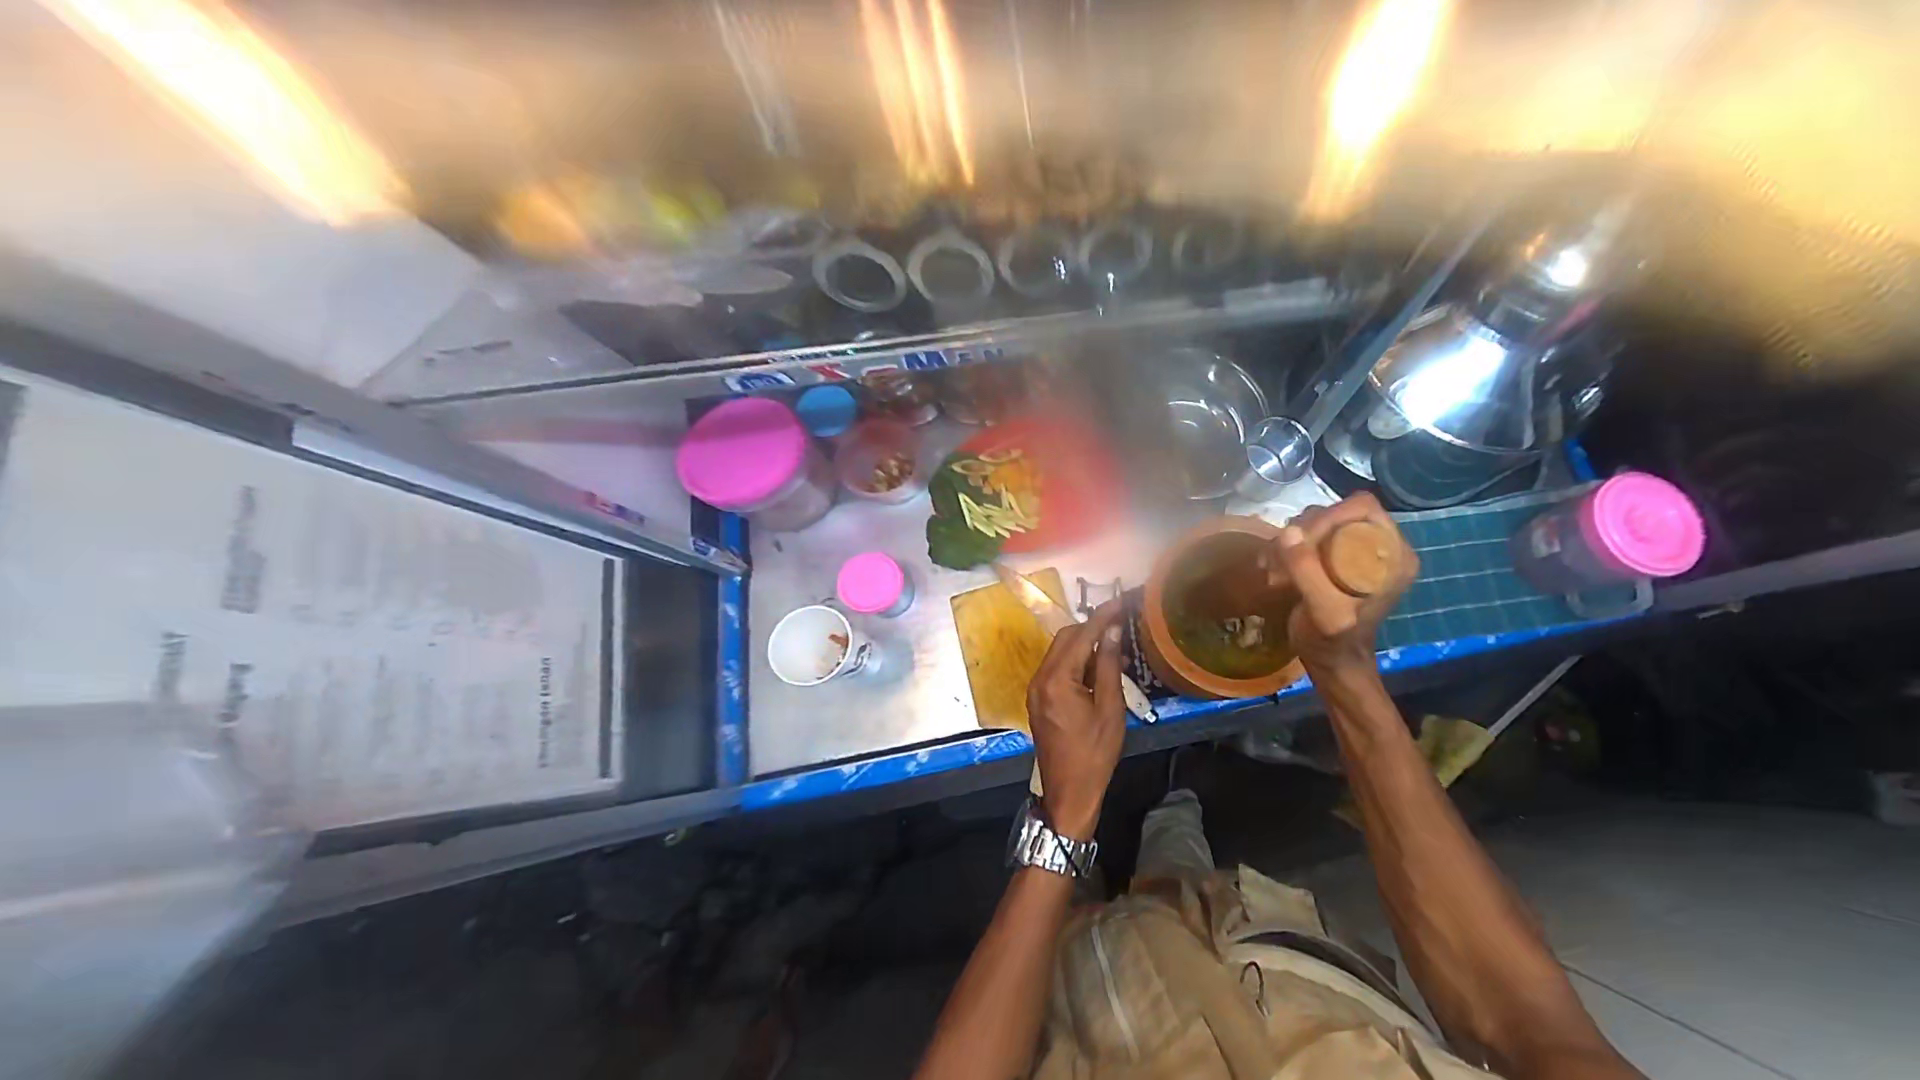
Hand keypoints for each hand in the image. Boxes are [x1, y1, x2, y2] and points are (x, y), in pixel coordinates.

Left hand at [1025, 600, 1126, 841]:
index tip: (1121, 601)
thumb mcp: (1110, 709)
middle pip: (1066, 639)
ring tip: (1116, 651)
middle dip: (1092, 629)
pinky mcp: (1038, 699)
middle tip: (1122, 626)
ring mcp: (1036, 689)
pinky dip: (1076, 663)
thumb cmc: (1094, 753)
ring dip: (1085, 646)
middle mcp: (1040, 678)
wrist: (1068, 790)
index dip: (1102, 616)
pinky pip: (1057, 669)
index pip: (1080, 636)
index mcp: (1056, 679)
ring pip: (1060, 653)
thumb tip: (1112, 631)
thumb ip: (1108, 666)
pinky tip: (1098, 670)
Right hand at [1266, 493, 1418, 676]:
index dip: (1329, 516)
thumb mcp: (1324, 612)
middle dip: (1304, 531)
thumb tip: (1288, 531)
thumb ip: (1308, 572)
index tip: (1301, 540)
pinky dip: (1288, 549)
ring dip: (1291, 541)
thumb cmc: (1333, 641)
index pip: (1361, 508)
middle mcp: (1381, 547)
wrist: (1332, 663)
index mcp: (1394, 555)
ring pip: (1319, 522)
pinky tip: (1277, 570)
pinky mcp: (1338, 558)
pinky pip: (1309, 537)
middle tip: (1282, 558)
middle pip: (1337, 512)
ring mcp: (1358, 551)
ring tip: (1276, 569)